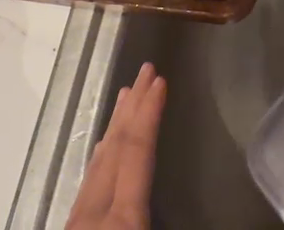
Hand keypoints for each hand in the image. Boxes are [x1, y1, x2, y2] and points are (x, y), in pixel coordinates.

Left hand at [64, 62, 166, 229]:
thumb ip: (168, 213)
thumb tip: (212, 206)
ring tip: (126, 94)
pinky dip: (103, 154)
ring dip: (116, 124)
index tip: (160, 81)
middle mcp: (95, 212)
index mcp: (122, 220)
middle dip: (133, 105)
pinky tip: (105, 146)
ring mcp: (77, 219)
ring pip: (98, 162)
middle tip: (146, 70)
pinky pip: (89, 180)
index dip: (149, 113)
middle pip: (115, 148)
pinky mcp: (71, 226)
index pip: (136, 153)